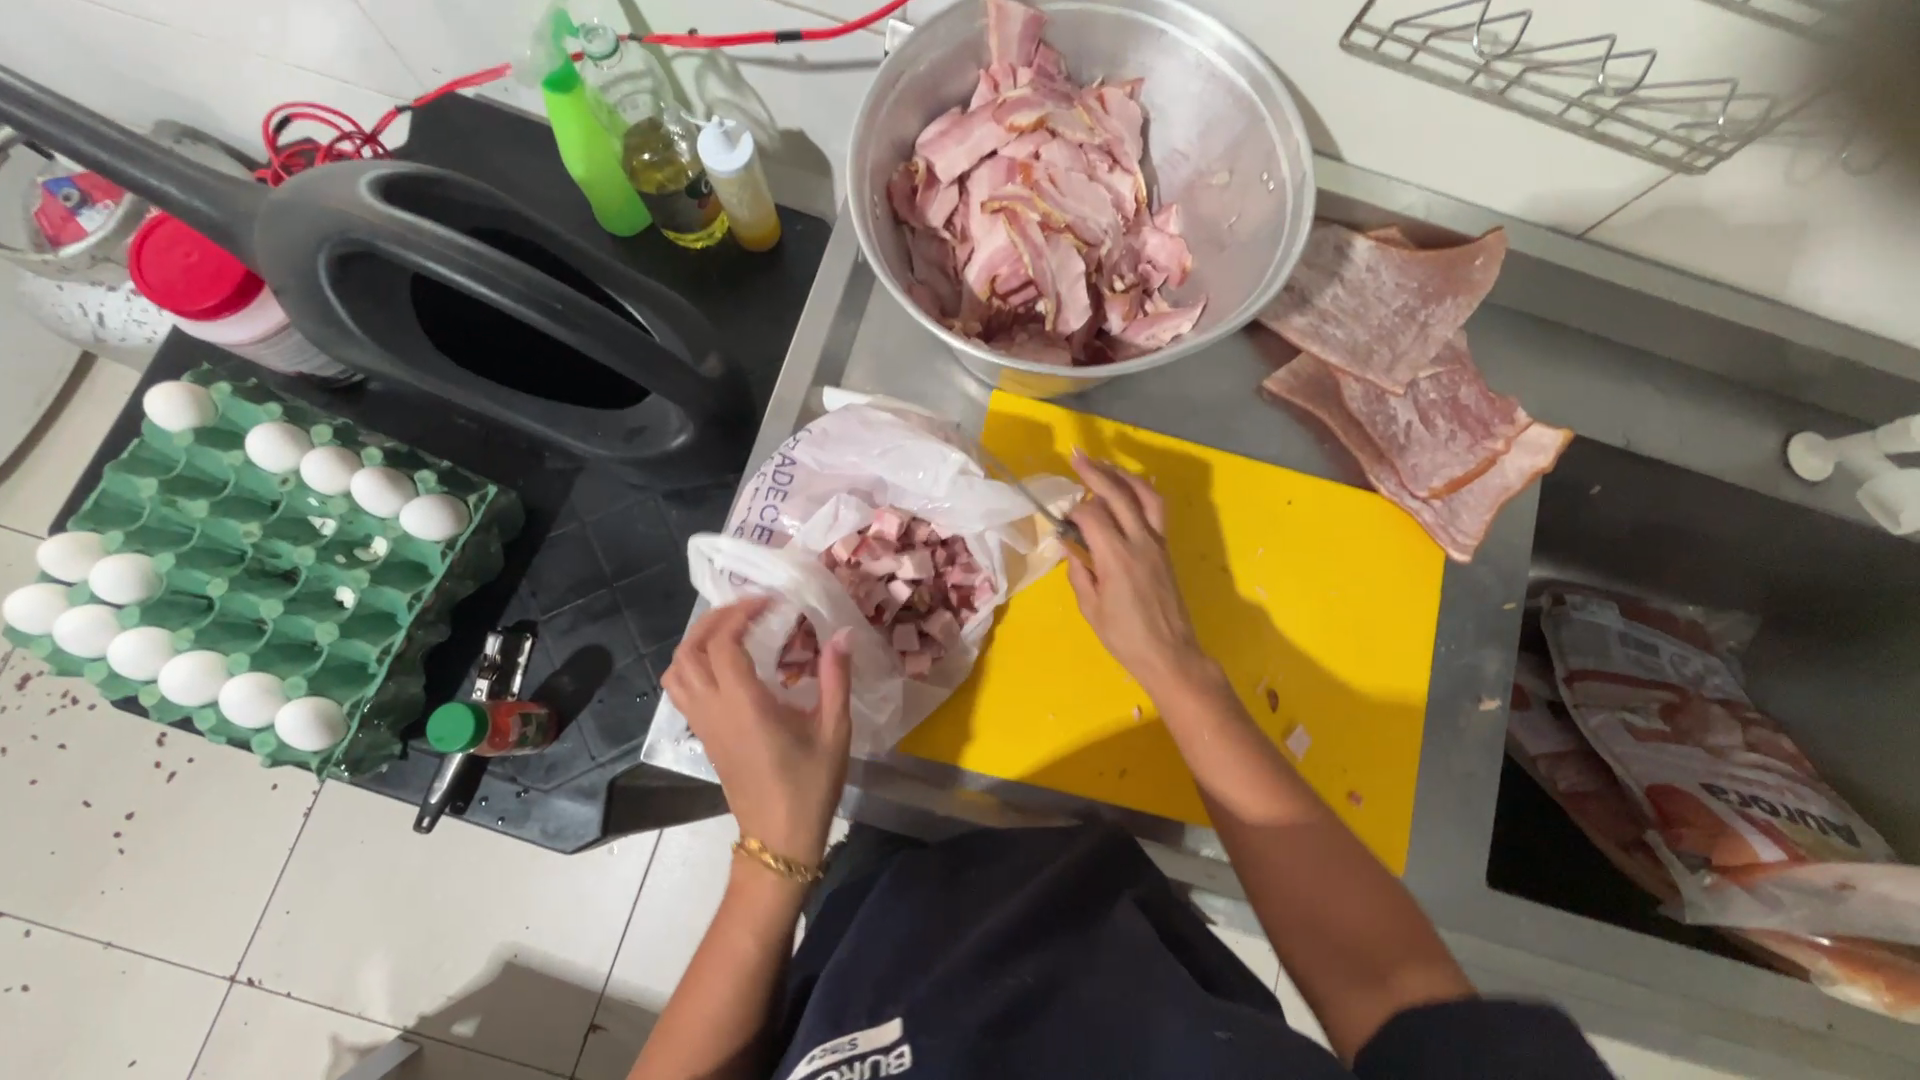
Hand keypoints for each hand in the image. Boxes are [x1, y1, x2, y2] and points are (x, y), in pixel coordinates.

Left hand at [662, 597, 851, 867]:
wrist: (778, 839)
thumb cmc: (810, 785)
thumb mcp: (834, 730)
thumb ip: (836, 678)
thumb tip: (842, 633)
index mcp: (744, 705)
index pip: (723, 644)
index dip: (741, 614)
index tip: (770, 601)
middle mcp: (714, 710)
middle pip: (690, 650)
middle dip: (714, 619)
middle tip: (749, 608)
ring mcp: (703, 724)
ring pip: (677, 670)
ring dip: (698, 641)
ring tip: (732, 630)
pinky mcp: (703, 736)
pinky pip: (682, 690)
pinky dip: (694, 664)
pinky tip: (727, 664)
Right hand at [1065, 450, 1215, 699]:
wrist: (1170, 654)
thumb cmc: (1125, 638)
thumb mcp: (1091, 608)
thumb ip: (1079, 573)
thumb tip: (1071, 549)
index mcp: (1116, 557)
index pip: (1093, 515)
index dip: (1075, 509)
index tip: (1063, 516)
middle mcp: (1140, 542)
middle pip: (1119, 494)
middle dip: (1096, 472)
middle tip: (1077, 456)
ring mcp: (1157, 543)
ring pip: (1145, 495)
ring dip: (1124, 476)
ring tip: (1105, 466)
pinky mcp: (1166, 550)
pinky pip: (1156, 511)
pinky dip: (1142, 493)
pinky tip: (1129, 488)